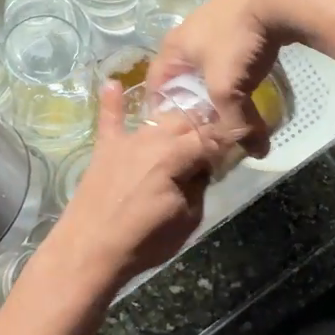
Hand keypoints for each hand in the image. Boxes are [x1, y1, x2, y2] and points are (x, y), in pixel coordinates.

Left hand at [43, 82, 224, 287]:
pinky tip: (111, 83)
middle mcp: (154, 139)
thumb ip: (199, 186)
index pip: (214, 137)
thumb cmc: (144, 241)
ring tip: (190, 117)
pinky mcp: (105, 149)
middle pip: (187, 120)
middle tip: (219, 136)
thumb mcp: (188, 219)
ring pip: (158, 118)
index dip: (233, 136)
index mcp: (177, 155)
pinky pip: (110, 119)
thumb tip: (202, 169)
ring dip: (176, 116)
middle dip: (207, 124)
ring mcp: (127, 141)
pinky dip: (112, 101)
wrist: (87, 252)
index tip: (246, 137)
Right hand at [146, 0, 310, 157]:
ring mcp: (213, 29)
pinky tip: (248, 89)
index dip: (163, 115)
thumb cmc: (237, 41)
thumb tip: (258, 152)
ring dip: (217, 92)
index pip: (155, 89)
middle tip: (207, 130)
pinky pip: (229, 61)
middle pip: (183, 81)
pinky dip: (235, 78)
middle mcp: (186, 37)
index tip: (177, 139)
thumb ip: (235, 123)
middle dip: (194, 106)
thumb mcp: (227, 88)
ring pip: (208, 71)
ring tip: (228, 113)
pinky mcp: (238, 26)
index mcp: (172, 49)